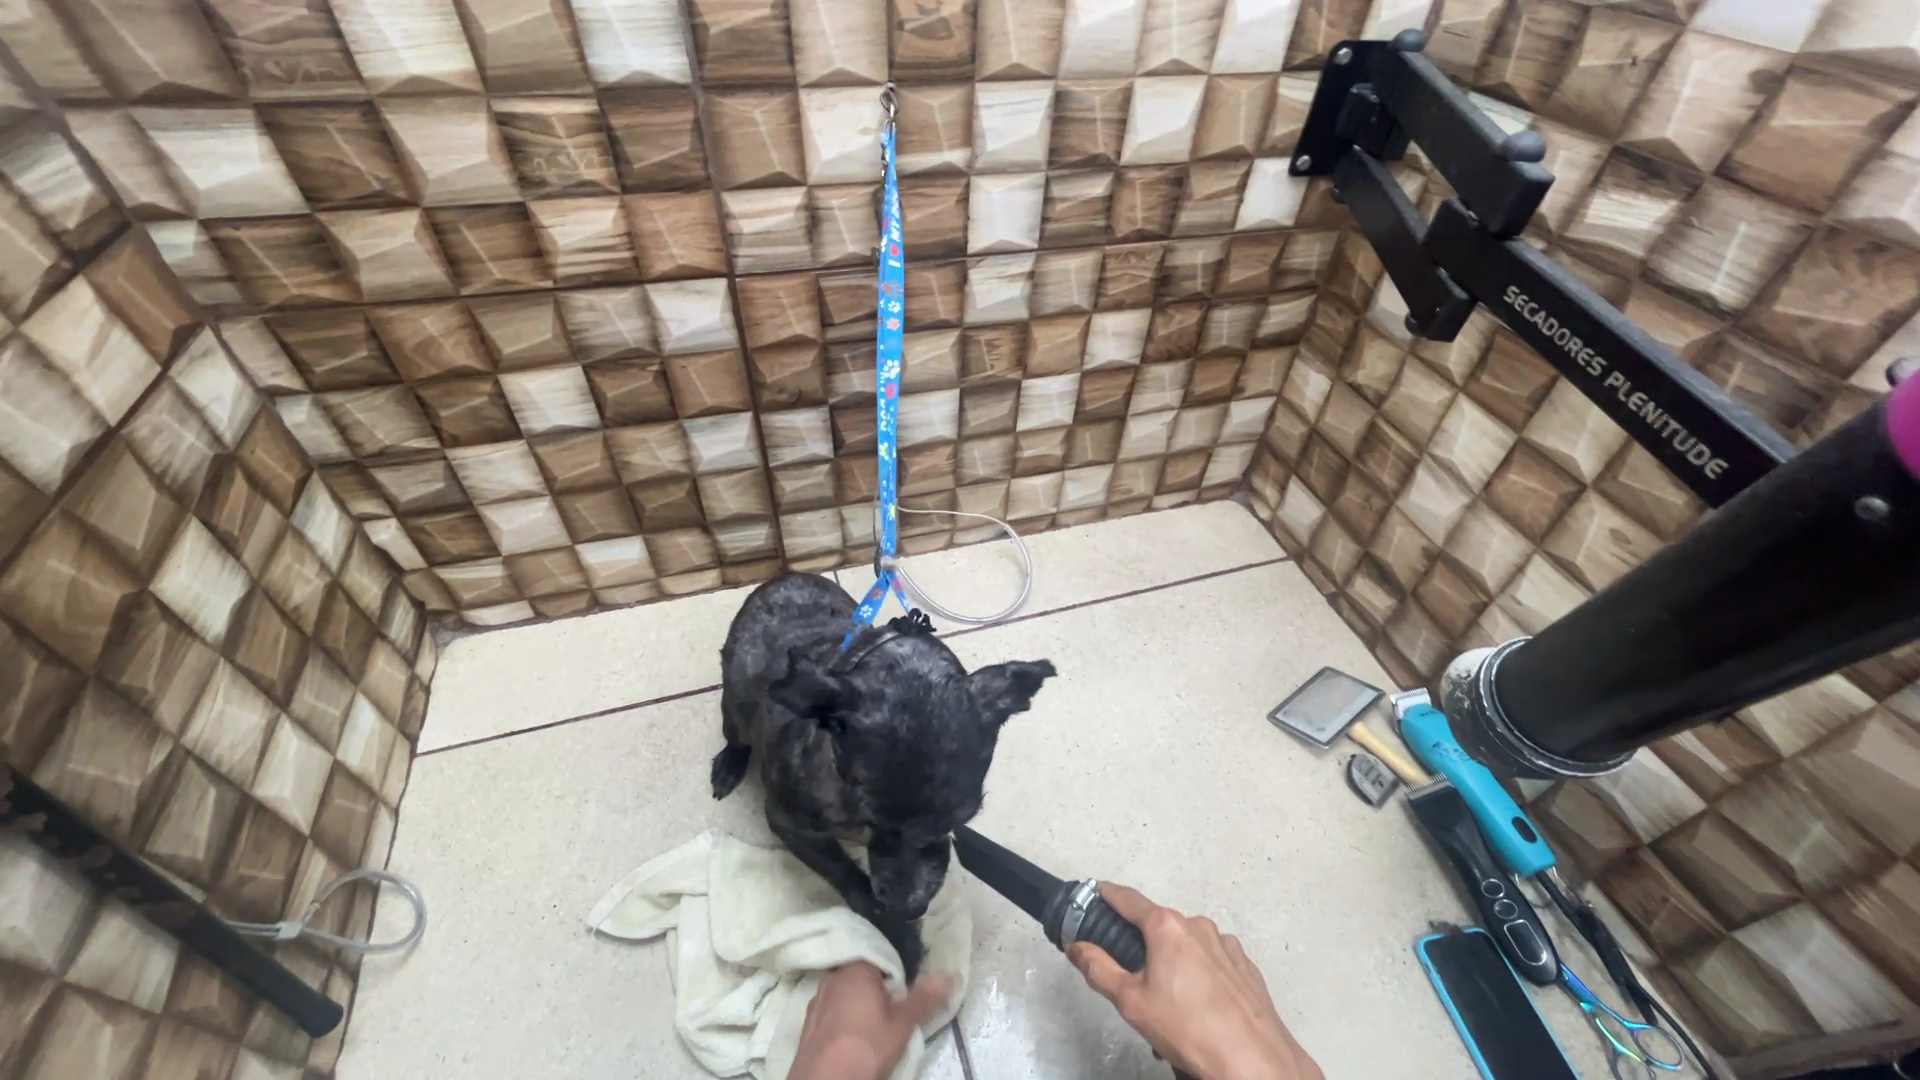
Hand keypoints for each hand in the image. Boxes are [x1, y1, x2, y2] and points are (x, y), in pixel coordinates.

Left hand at [788, 962, 953, 1079]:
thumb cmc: (866, 1047)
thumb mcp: (902, 1024)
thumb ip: (925, 997)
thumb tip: (950, 974)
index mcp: (857, 967)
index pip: (884, 960)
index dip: (898, 977)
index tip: (905, 995)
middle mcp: (834, 975)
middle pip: (863, 976)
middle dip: (878, 991)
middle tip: (892, 1014)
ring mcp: (817, 998)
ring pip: (845, 994)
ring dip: (858, 1005)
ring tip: (872, 1029)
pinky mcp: (807, 1022)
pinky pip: (831, 1011)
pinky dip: (842, 1019)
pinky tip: (851, 1038)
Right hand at [1069, 884, 1324, 1079]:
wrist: (1255, 1063)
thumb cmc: (1188, 1028)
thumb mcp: (1131, 1003)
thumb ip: (1099, 969)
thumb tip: (1076, 946)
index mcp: (1166, 927)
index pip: (1128, 898)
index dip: (1108, 894)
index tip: (1095, 893)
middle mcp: (1197, 925)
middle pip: (1159, 926)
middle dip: (1143, 946)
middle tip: (1133, 979)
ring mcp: (1226, 944)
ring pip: (1188, 946)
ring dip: (1173, 964)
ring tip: (1169, 1006)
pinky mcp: (1246, 966)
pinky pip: (1213, 962)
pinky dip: (1200, 975)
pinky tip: (1200, 1007)